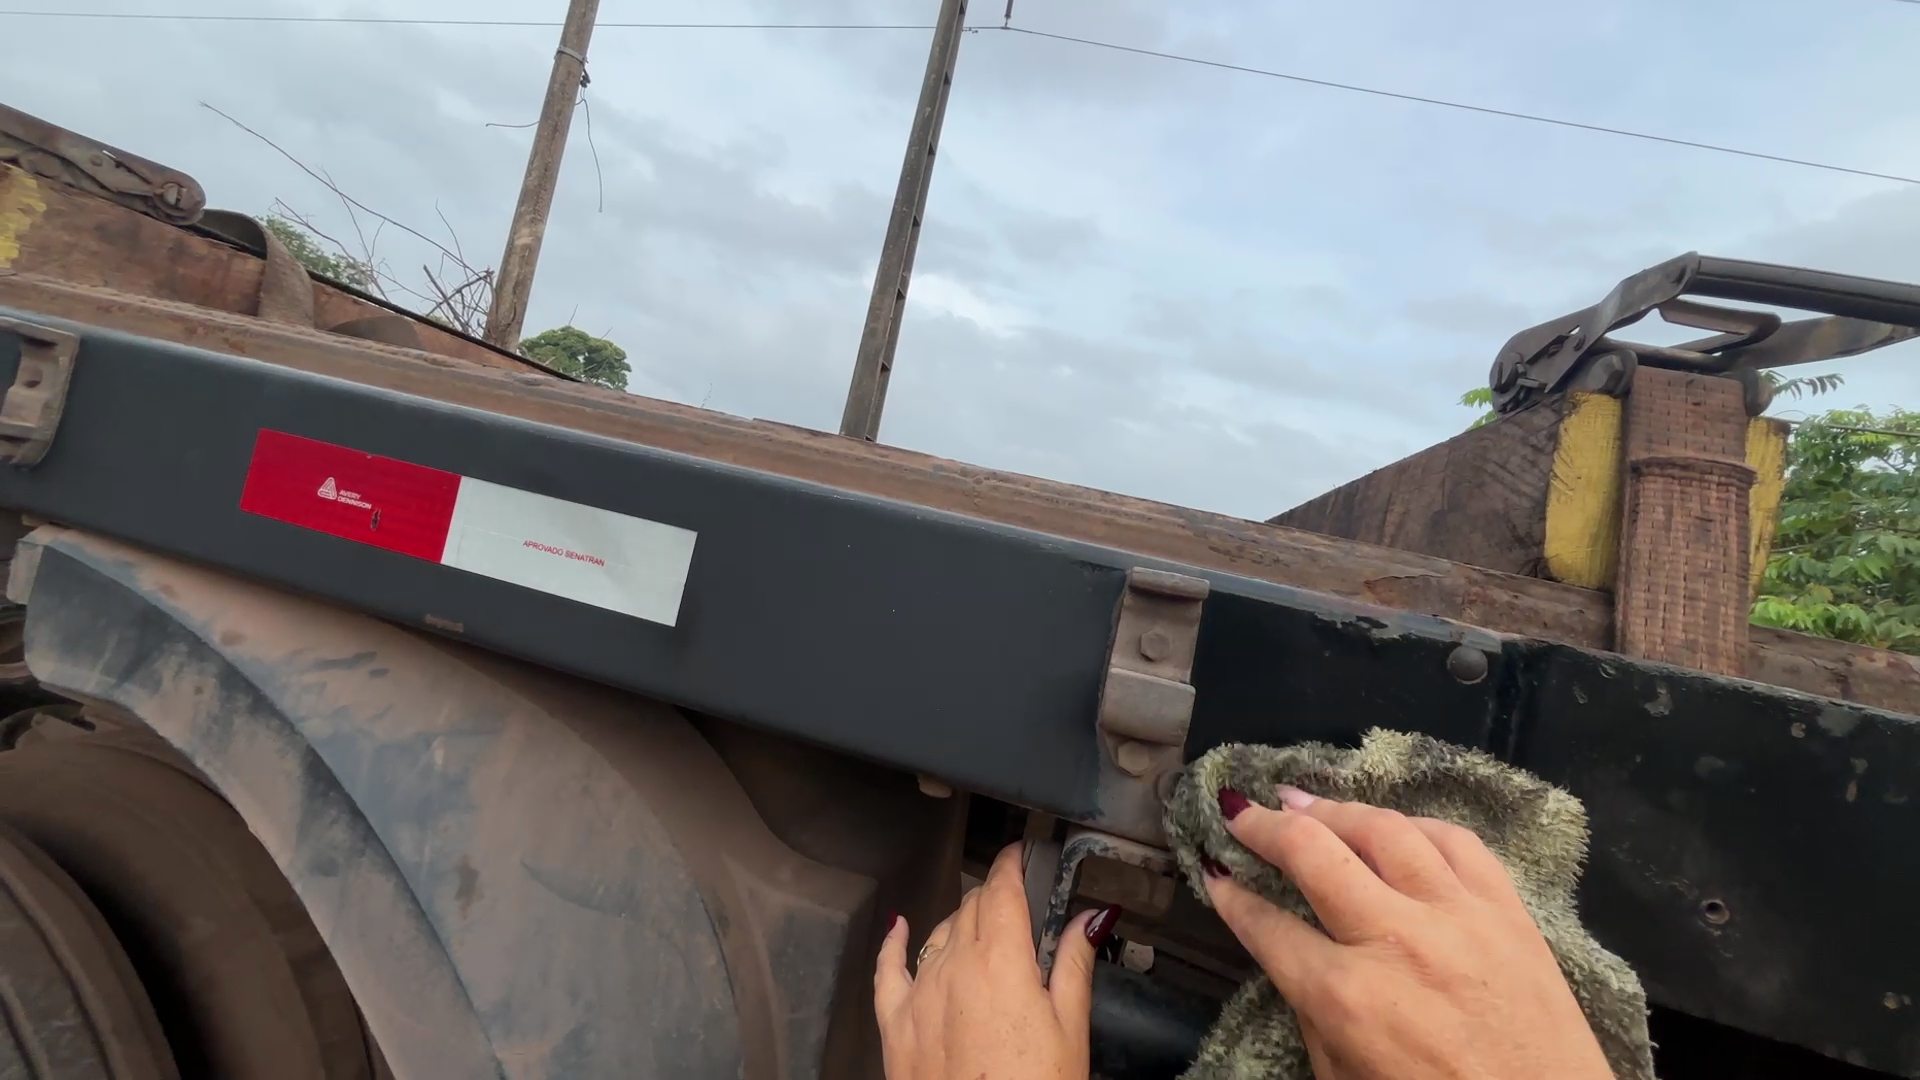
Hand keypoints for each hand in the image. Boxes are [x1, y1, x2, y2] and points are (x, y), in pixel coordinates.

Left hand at [873, 841, 1120, 1079]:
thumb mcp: (1070, 1029)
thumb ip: (1075, 963)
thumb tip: (1092, 915)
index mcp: (1000, 958)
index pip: (1001, 889)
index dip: (1010, 865)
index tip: (1018, 854)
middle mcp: (954, 963)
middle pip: (972, 907)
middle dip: (994, 895)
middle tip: (1015, 901)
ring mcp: (920, 993)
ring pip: (939, 933)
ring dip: (962, 921)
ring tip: (983, 925)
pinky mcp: (895, 1025)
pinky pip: (888, 971)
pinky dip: (893, 944)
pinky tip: (898, 927)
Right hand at [1205, 786, 1613, 1079]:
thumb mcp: (1342, 1075)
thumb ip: (1307, 1000)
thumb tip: (1281, 935)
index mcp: (1349, 999)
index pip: (1266, 925)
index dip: (1230, 896)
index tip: (1214, 873)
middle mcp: (1399, 943)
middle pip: (1311, 852)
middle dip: (1261, 826)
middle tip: (1238, 813)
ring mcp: (1459, 920)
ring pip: (1380, 829)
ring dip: (1327, 807)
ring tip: (1297, 799)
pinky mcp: (1510, 914)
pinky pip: (1454, 840)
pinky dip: (1411, 825)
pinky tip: (1386, 827)